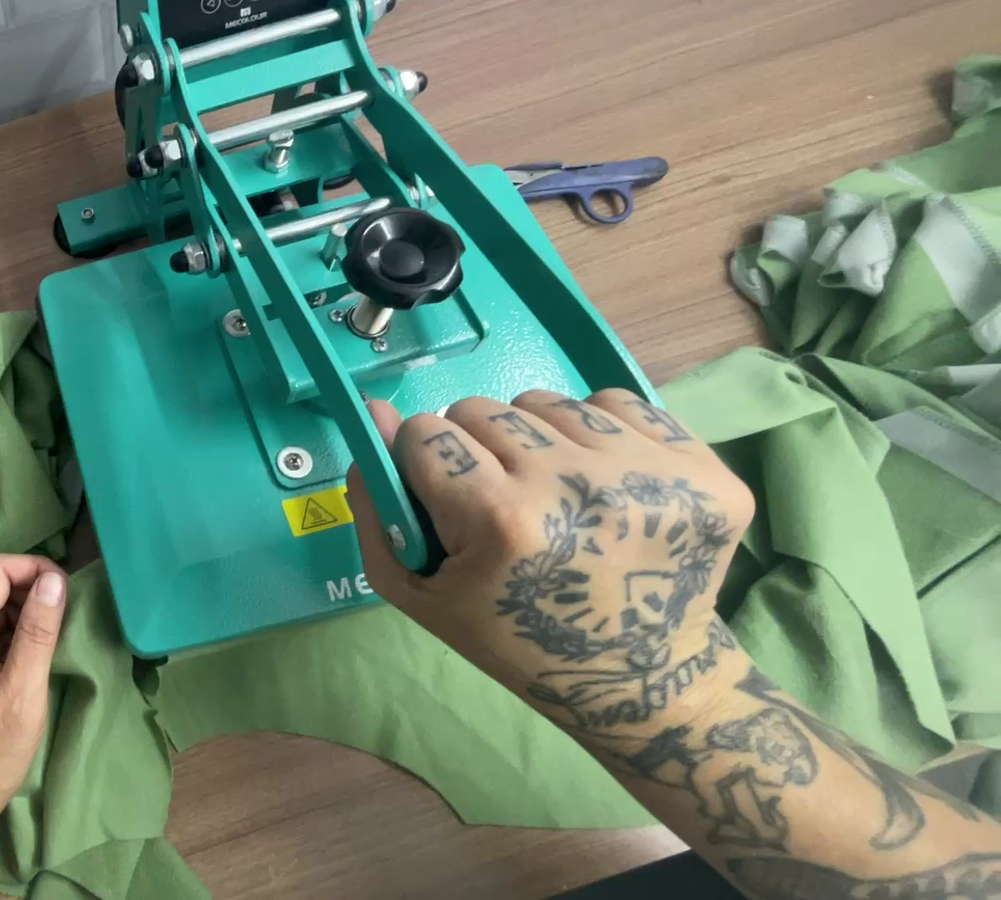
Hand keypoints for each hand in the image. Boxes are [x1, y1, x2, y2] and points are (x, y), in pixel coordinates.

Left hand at [0, 554, 66, 845]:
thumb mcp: (22, 698)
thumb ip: (38, 634)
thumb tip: (55, 580)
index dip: (33, 568)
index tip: (66, 590)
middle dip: (28, 588)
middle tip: (63, 617)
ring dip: (18, 608)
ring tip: (48, 638)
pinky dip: (5, 628)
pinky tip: (25, 655)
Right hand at [346, 389, 755, 730]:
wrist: (641, 680)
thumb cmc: (509, 637)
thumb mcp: (412, 587)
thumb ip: (375, 500)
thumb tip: (376, 413)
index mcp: (501, 520)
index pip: (426, 432)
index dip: (420, 461)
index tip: (441, 497)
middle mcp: (577, 486)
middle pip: (480, 408)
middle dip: (469, 446)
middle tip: (492, 497)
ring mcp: (651, 476)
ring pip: (543, 400)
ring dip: (528, 435)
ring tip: (546, 487)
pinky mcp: (705, 471)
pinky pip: (615, 402)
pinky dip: (593, 430)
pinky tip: (598, 479)